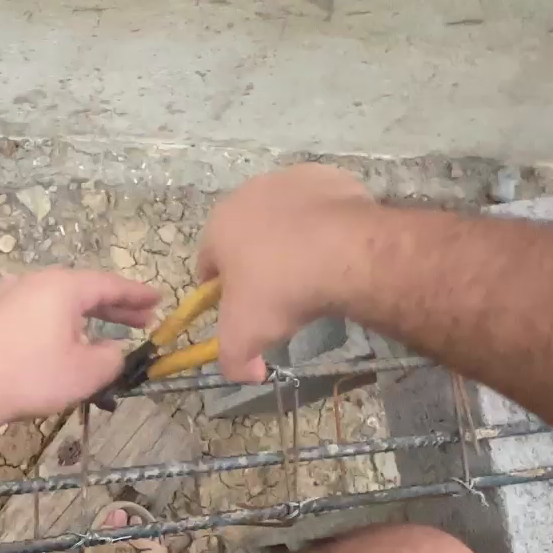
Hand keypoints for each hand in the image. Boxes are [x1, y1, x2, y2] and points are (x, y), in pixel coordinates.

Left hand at [0, 268, 159, 428]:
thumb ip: (111, 358)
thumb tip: (114, 351)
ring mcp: (10, 298)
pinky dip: (61, 324)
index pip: (110, 284)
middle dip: (115, 306)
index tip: (158, 298)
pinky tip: (63, 339)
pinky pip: (39, 314)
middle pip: (84, 290)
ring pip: (60, 303)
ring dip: (87, 317)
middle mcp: (36, 283)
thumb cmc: (31, 376)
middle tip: (141, 319)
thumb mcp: (85, 372)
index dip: (137, 294)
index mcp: (63, 286)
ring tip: (106, 333)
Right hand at [199, 164, 376, 382]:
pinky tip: (333, 255)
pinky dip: (323, 230)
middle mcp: (249, 193)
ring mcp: (291, 180)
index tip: (241, 311)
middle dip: (257, 266)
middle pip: (246, 239)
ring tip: (310, 276)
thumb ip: (234, 363)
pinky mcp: (331, 178)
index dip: (220, 293)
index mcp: (219, 225)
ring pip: (283, 222)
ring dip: (290, 245)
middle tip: (278, 297)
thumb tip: (249, 374)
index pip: (208, 264)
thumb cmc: (279, 291)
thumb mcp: (243, 339)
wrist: (345, 255)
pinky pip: (319, 210)